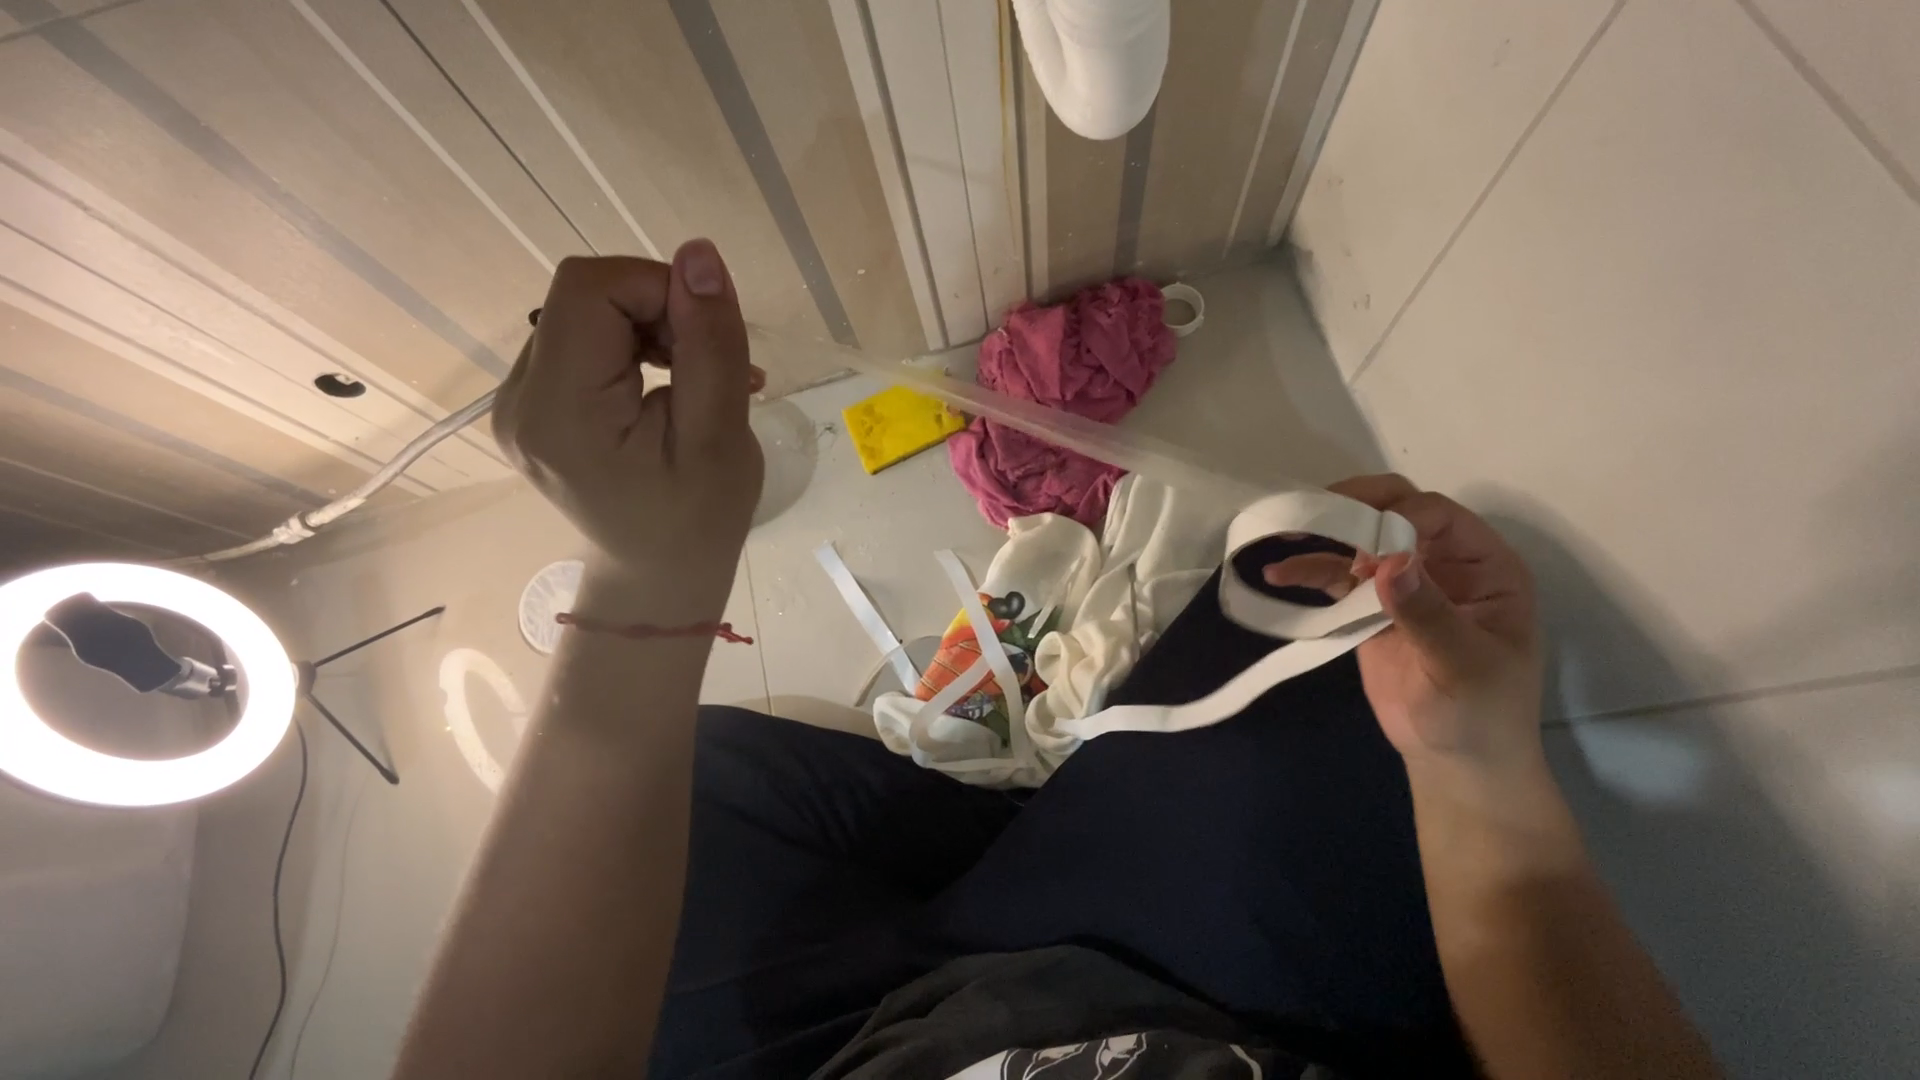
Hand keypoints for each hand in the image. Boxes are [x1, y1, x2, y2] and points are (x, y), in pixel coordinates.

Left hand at [491, 241, 763, 616]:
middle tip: (716, 365)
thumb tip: (699, 253)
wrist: (659, 578)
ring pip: (587, 315)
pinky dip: (636, 349)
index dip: (657, 287)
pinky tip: (673, 386)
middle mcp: (519, 398)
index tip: (710, 337)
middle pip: (584, 297)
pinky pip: (584, 344)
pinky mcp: (535, 407)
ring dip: (654, 330)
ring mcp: (519, 403)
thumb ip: (710, 345)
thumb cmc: (698, 521)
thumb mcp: (720, 436)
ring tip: (703, 380)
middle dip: (660, 312)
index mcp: (558, 410)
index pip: (588, 289)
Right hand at [1269, 474, 1543, 779]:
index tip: (1362, 545)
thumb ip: (1428, 613)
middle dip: (1355, 508)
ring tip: (1285, 537)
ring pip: (1361, 539)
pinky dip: (1309, 571)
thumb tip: (1389, 561)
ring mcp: (1404, 583)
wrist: (1455, 760)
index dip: (1399, 516)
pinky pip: (1338, 576)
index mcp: (1485, 567)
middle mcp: (1445, 564)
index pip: (1438, 516)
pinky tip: (1279, 574)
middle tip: (1313, 513)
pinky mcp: (1370, 606)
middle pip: (1397, 512)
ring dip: (1323, 536)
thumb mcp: (1463, 665)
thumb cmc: (1480, 714)